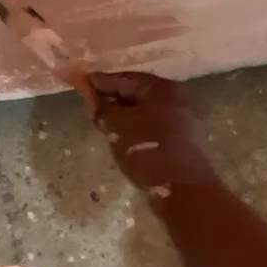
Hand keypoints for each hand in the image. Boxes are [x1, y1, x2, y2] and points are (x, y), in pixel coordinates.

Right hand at [88, 71, 219, 198]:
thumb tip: (95, 99)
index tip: (83, 83)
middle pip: (138, 94)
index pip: (125, 79)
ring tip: (105, 124)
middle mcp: (177, 98)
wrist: (182, 188)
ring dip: (125, 116)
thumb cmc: (147, 149)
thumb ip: (102, 108)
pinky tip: (124, 137)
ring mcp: (184, 120)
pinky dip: (138, 128)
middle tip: (92, 106)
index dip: (102, 82)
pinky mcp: (184, 140)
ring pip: (147, 112)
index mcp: (163, 88)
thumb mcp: (116, 126)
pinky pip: (155, 126)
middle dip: (114, 100)